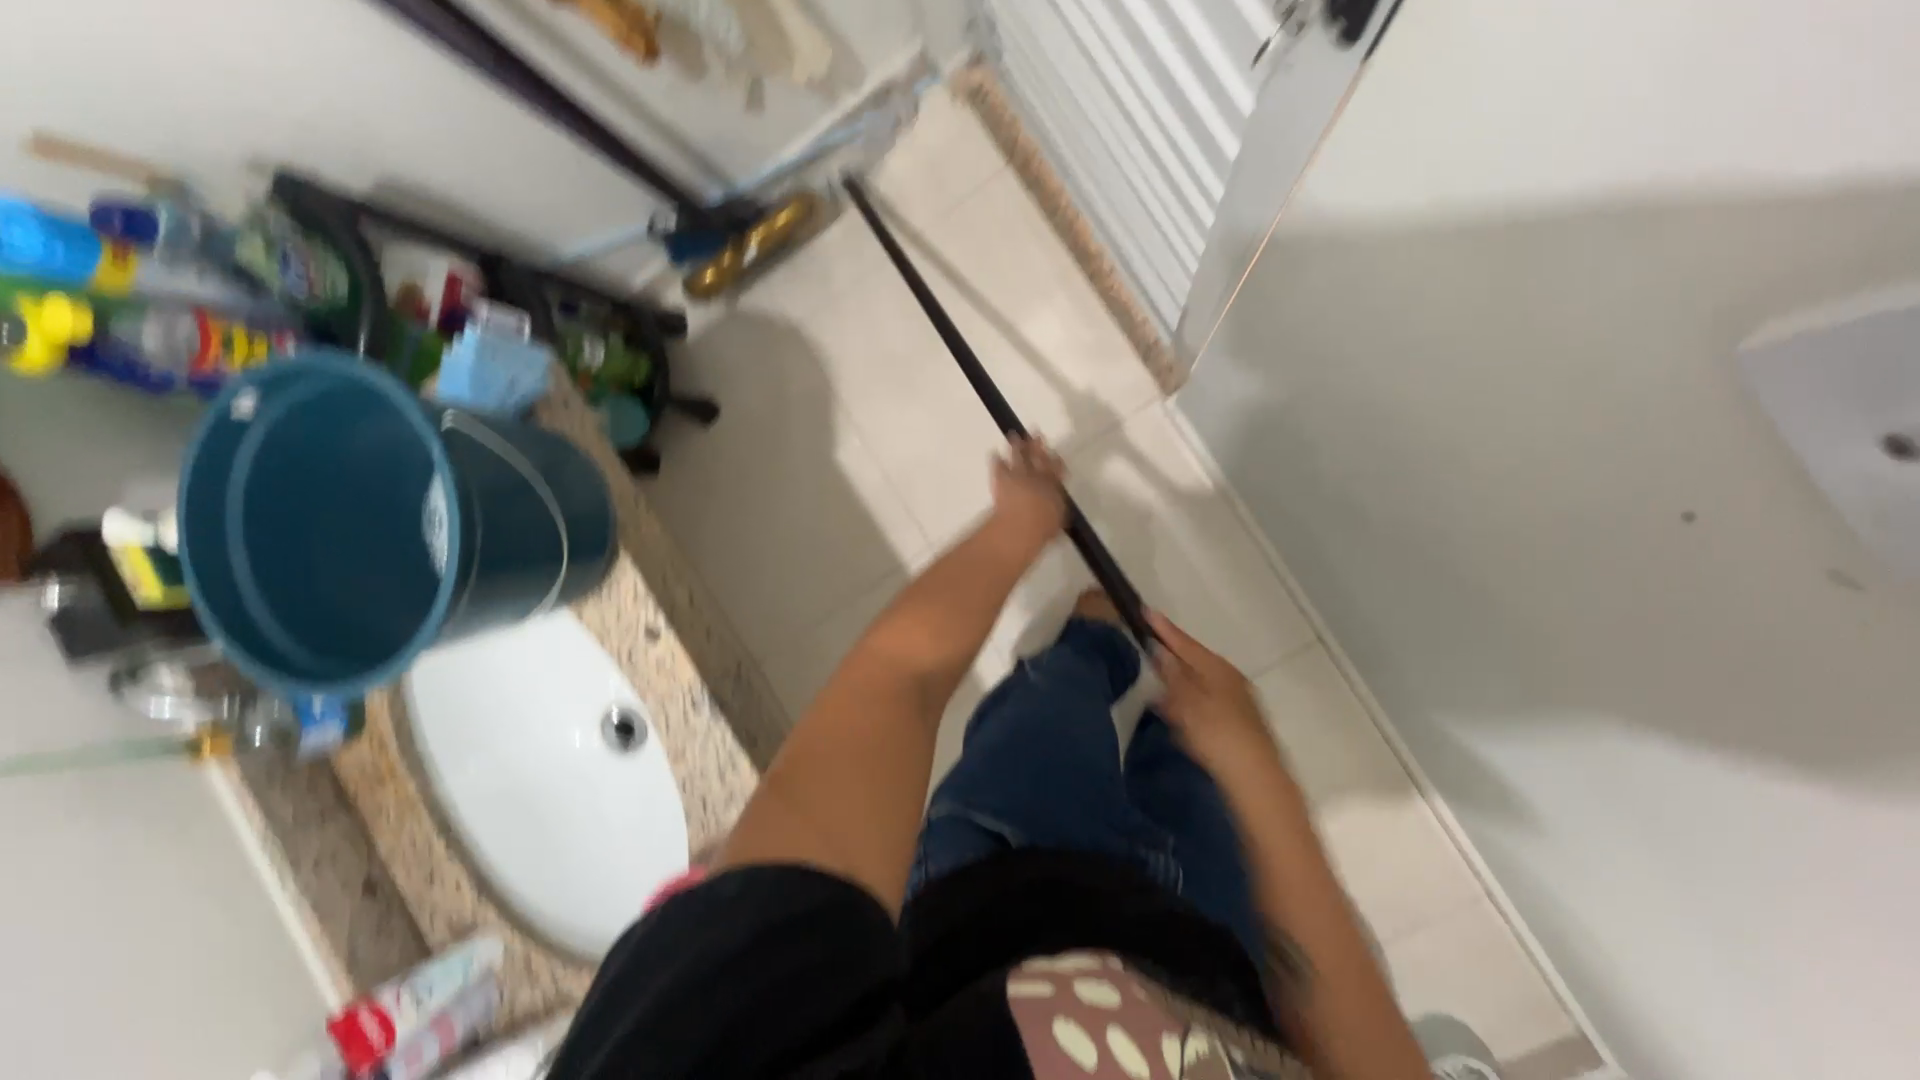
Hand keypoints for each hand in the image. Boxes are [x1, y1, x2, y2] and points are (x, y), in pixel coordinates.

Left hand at [989, 436, 1067, 551]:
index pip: (1057, 468)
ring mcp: (1018, 474)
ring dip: (1017, 445)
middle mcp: (1037, 475)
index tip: (1054, 452)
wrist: (1021, 524)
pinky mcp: (1001, 479)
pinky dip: (996, 459)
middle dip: (1037, 444)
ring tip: (1014, 435)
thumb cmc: (1043, 526)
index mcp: (1053, 485)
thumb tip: (1056, 510)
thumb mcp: (1056, 520)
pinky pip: (998, 466)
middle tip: (1036, 432)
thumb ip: (1056, 510)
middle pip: (1038, 456)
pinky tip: (994, 452)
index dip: (1056, 459)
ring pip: (1018, 456)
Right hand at [1149, 611, 1282, 776]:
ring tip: (1157, 683)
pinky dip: (1189, 701)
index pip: (1184, 642)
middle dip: (1172, 655)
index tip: (1145, 610)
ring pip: (1200, 682)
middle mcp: (1229, 678)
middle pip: (1194, 660)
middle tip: (1149, 644)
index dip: (1163, 628)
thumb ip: (1173, 676)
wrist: (1255, 777)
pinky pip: (1205, 701)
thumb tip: (1160, 650)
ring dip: (1179, 681)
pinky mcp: (1238, 721)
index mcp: (1216, 668)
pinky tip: (1178, 714)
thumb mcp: (1187, 703)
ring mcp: (1236, 700)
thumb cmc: (1217, 735)